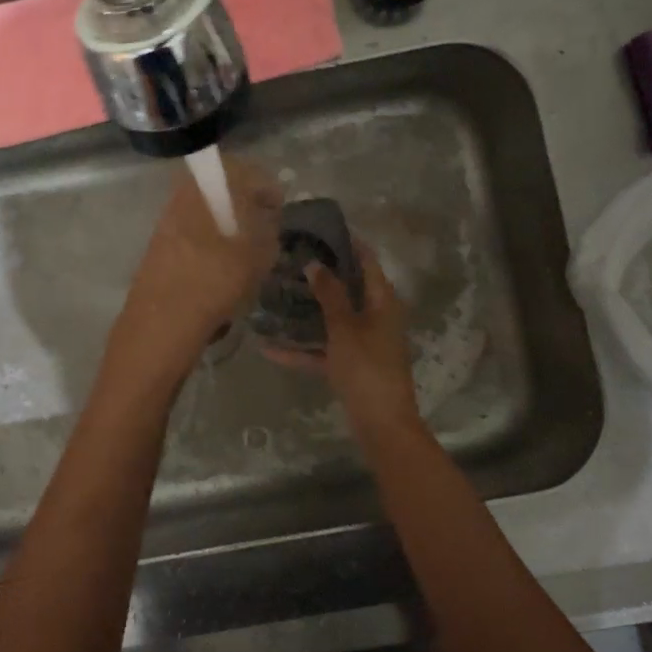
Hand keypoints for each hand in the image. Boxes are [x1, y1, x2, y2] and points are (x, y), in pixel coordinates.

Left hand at [117, 154, 282, 368]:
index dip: (259, 180)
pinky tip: (226, 274)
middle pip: (215, 191)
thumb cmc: (209, 287)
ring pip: (204, 216)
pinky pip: (193, 238)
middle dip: (244, 204)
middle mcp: (178, 205)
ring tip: (250, 253)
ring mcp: (165, 230)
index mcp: (199, 195)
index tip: (277, 202)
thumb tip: (268, 222)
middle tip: (266, 226)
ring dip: (229, 227)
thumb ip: (267, 234)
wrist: (157, 331)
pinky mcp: (159, 255)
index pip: (231, 168)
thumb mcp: (253, 260)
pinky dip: (213, 246)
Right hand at [267, 244, 422, 433]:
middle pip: (347, 289)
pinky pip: (323, 350)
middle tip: (288, 259)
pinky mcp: (350, 366)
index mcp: (383, 301)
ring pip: (332, 320)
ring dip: (306, 312)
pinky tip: (268, 348)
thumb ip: (330, 294)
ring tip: (274, 296)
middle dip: (320, 276)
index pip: (367, 261)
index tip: (319, 229)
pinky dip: (301, 349)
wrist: (381, 423)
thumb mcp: (345, 327)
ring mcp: (363, 343)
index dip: (347, 243)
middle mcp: (375, 317)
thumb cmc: (366, 367)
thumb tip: (315, 263)